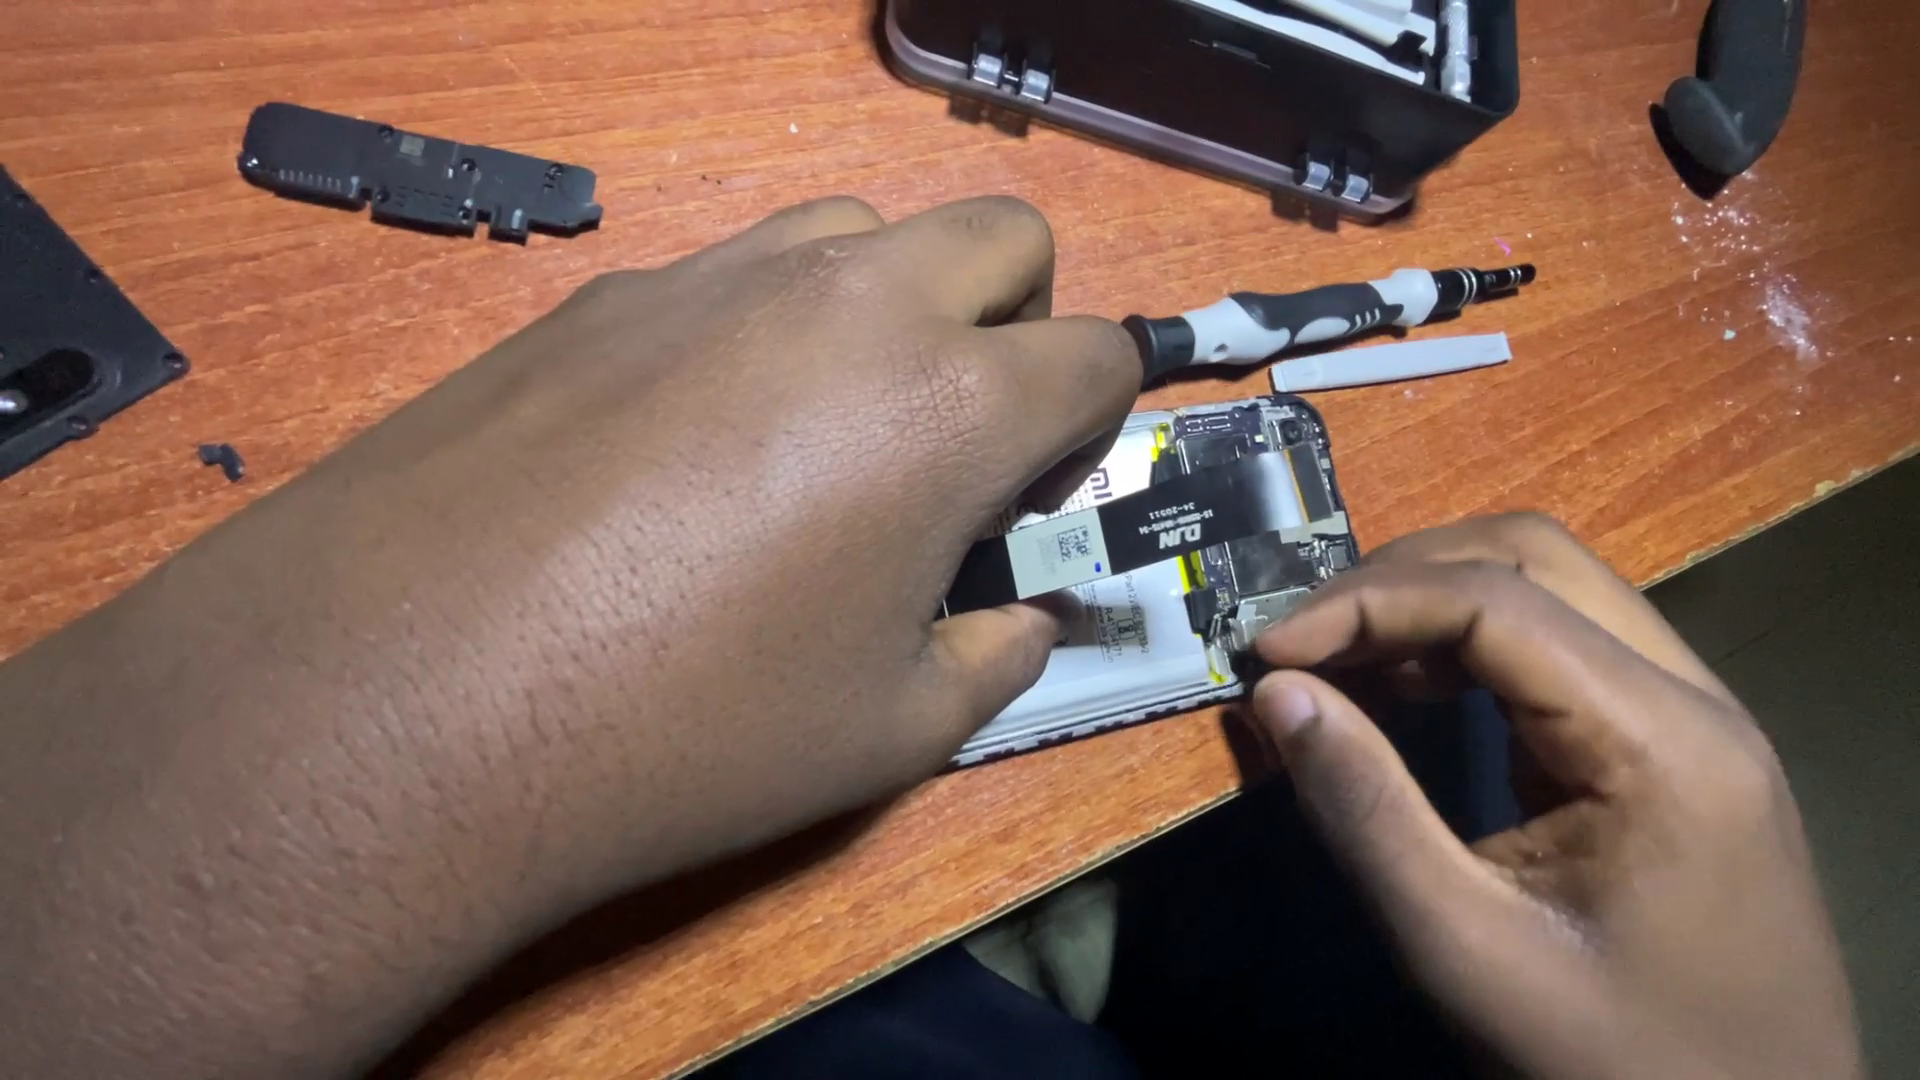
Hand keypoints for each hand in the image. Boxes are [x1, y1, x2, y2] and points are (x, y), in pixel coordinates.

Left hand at [0, 196, 1140, 1076]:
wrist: (411, 703)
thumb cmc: (697, 730)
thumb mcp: (894, 732)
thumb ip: (997, 659)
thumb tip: (1026, 618)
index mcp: (952, 405)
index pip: (1099, 353)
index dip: (1096, 418)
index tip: (1041, 485)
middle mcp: (856, 303)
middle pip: (1004, 236)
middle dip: (1021, 319)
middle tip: (962, 429)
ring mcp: (725, 277)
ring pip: (872, 229)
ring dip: (900, 304)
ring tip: (836, 423)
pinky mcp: (615, 292)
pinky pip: (745, 268)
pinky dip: (779, 322)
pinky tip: (707, 431)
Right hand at [1249, 515, 1859, 1079]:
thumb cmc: (1610, 1056)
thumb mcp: (1460, 945)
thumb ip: (1362, 807)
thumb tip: (1274, 692)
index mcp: (1660, 742)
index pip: (1494, 602)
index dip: (1364, 605)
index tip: (1271, 649)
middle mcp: (1684, 697)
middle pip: (1528, 555)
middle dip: (1395, 577)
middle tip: (1305, 637)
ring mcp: (1673, 710)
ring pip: (1536, 582)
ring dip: (1420, 599)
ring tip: (1335, 656)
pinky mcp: (1644, 734)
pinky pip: (1539, 637)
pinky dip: (1447, 640)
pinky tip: (1395, 686)